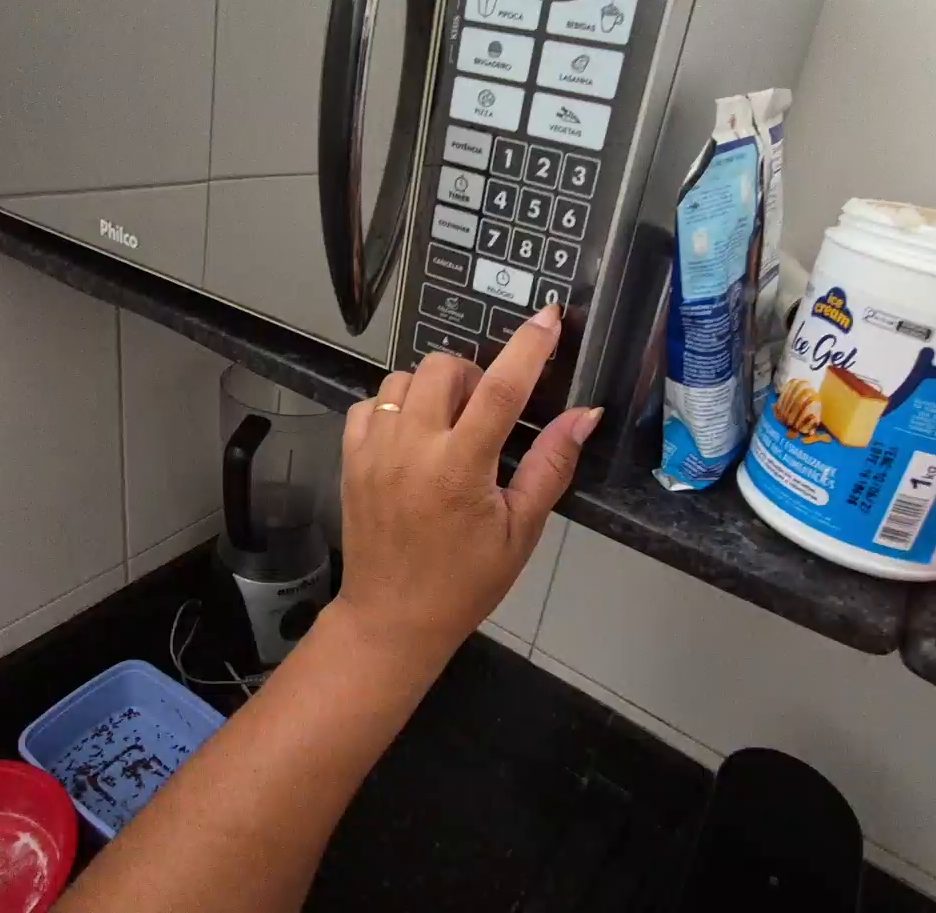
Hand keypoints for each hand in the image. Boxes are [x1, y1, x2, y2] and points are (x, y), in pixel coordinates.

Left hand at [333, 305, 602, 658]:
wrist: (392, 618)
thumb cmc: (465, 581)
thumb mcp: (521, 530)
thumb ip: (551, 465)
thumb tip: (585, 414)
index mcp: (459, 469)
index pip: (500, 389)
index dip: (529, 347)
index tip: (548, 318)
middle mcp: (410, 449)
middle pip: (442, 367)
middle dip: (472, 375)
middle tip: (484, 415)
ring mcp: (373, 451)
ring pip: (402, 379)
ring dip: (432, 389)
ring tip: (448, 427)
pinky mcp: (349, 458)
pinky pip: (370, 403)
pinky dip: (395, 406)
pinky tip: (412, 438)